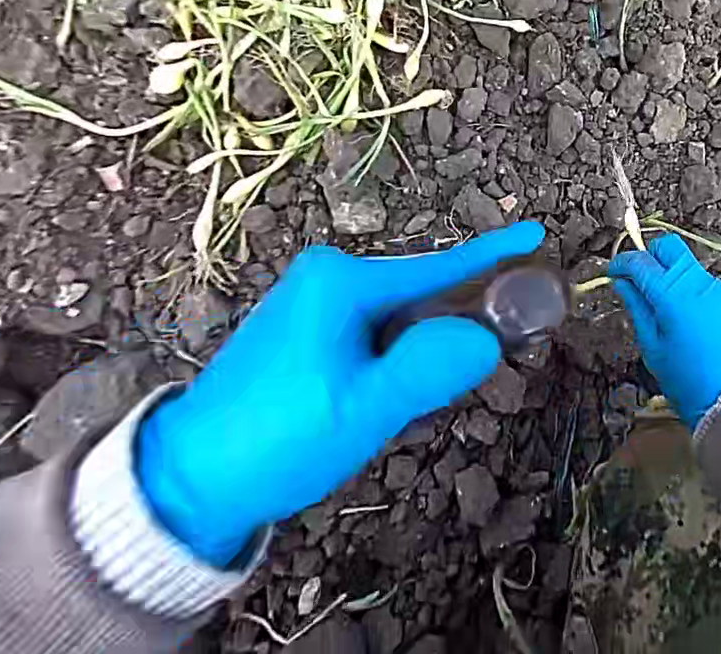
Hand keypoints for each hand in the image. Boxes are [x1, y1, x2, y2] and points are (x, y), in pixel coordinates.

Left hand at [137, 221, 543, 566]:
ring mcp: (320, 301)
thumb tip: (487, 339)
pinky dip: (400, 359)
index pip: (437, 267)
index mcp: (342, 281)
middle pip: (424, 294)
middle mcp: (332, 277)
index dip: (492, 254)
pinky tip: (391, 398)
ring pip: (404, 318)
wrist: (185, 486)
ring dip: (424, 353)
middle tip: (473, 369)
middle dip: (454, 329)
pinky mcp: (314, 328)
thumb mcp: (360, 408)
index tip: (535, 234)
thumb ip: (427, 369)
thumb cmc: (275, 439)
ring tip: (414, 404)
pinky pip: (380, 333)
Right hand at [609, 235, 720, 426]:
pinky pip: (718, 292)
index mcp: (673, 296)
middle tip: (644, 281)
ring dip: (683, 287)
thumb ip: (638, 309)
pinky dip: (707, 303)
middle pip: (671, 247)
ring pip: (695, 273)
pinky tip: (708, 332)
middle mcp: (701, 284)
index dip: (624, 263)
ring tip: (682, 323)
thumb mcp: (654, 349)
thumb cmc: (691, 383)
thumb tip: (624, 283)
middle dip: (653, 256)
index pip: (641, 261)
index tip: (617, 271)